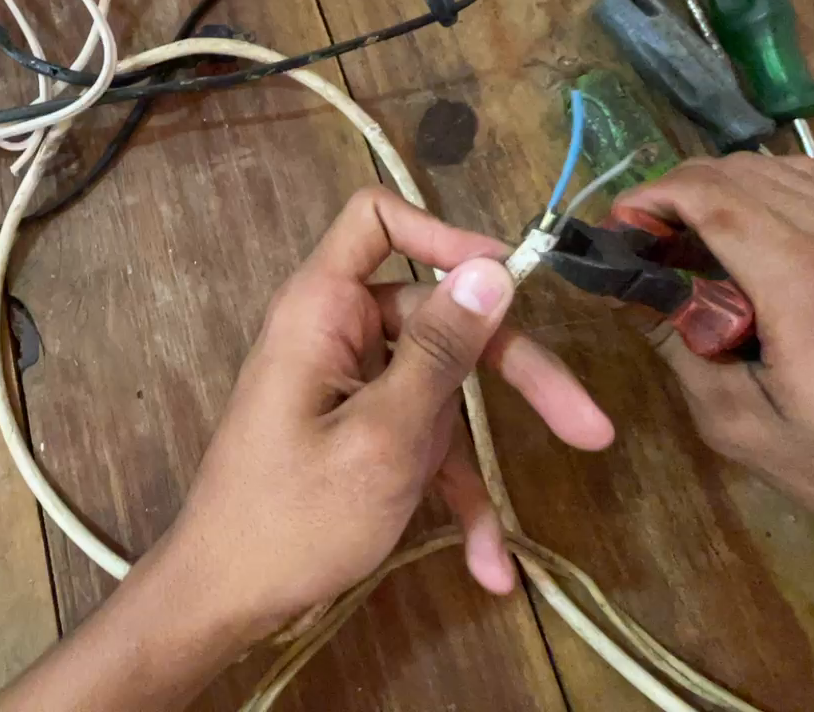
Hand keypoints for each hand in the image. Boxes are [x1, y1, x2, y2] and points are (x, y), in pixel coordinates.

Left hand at [153, 187, 614, 640]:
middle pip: (434, 315)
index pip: (377, 220)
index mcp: (322, 306)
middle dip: (508, 372)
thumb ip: (438, 350)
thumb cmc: (295, 515)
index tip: (510, 280)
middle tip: (587, 425)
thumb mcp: (384, 435)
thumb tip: (490, 268)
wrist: (226, 592)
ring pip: (436, 382)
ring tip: (507, 548)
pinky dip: (448, 487)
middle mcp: (334, 328)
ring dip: (476, 457)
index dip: (443, 234)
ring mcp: (346, 377)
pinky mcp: (354, 420)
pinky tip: (485, 562)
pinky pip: (413, 431)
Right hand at [615, 154, 813, 555]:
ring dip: (718, 190)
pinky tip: (751, 241)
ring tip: (691, 241)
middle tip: (645, 243)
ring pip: (777, 168)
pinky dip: (765, 195)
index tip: (617, 231)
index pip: (711, 197)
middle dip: (673, 193)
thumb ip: (679, 348)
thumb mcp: (745, 427)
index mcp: (812, 288)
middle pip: (736, 171)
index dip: (649, 199)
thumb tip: (626, 290)